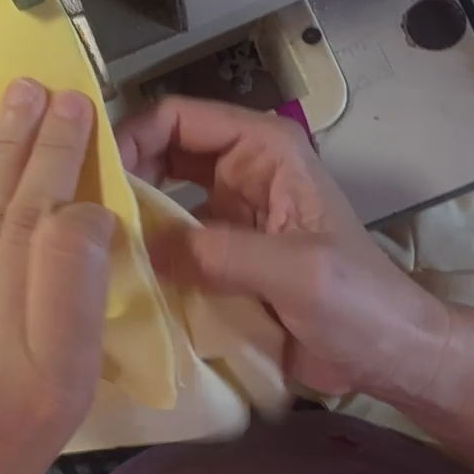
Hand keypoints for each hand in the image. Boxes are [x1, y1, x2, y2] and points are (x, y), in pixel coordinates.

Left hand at [0, 80, 114, 473]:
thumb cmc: (10, 453)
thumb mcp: (68, 392)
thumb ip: (75, 302)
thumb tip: (87, 222)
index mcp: (30, 340)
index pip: (50, 232)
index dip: (66, 170)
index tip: (82, 117)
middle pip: (11, 209)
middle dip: (36, 144)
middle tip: (54, 87)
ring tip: (13, 95)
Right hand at [115, 96, 448, 397]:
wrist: (389, 355)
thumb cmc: (361, 302)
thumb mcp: (296, 270)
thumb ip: (219, 253)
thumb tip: (137, 246)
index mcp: (263, 148)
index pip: (178, 118)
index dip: (133, 137)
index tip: (98, 181)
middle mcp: (239, 168)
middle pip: (160, 152)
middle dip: (123, 176)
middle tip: (84, 215)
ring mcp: (227, 212)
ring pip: (159, 196)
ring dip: (130, 215)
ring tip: (91, 243)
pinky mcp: (220, 252)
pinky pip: (169, 240)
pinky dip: (145, 250)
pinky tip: (117, 272)